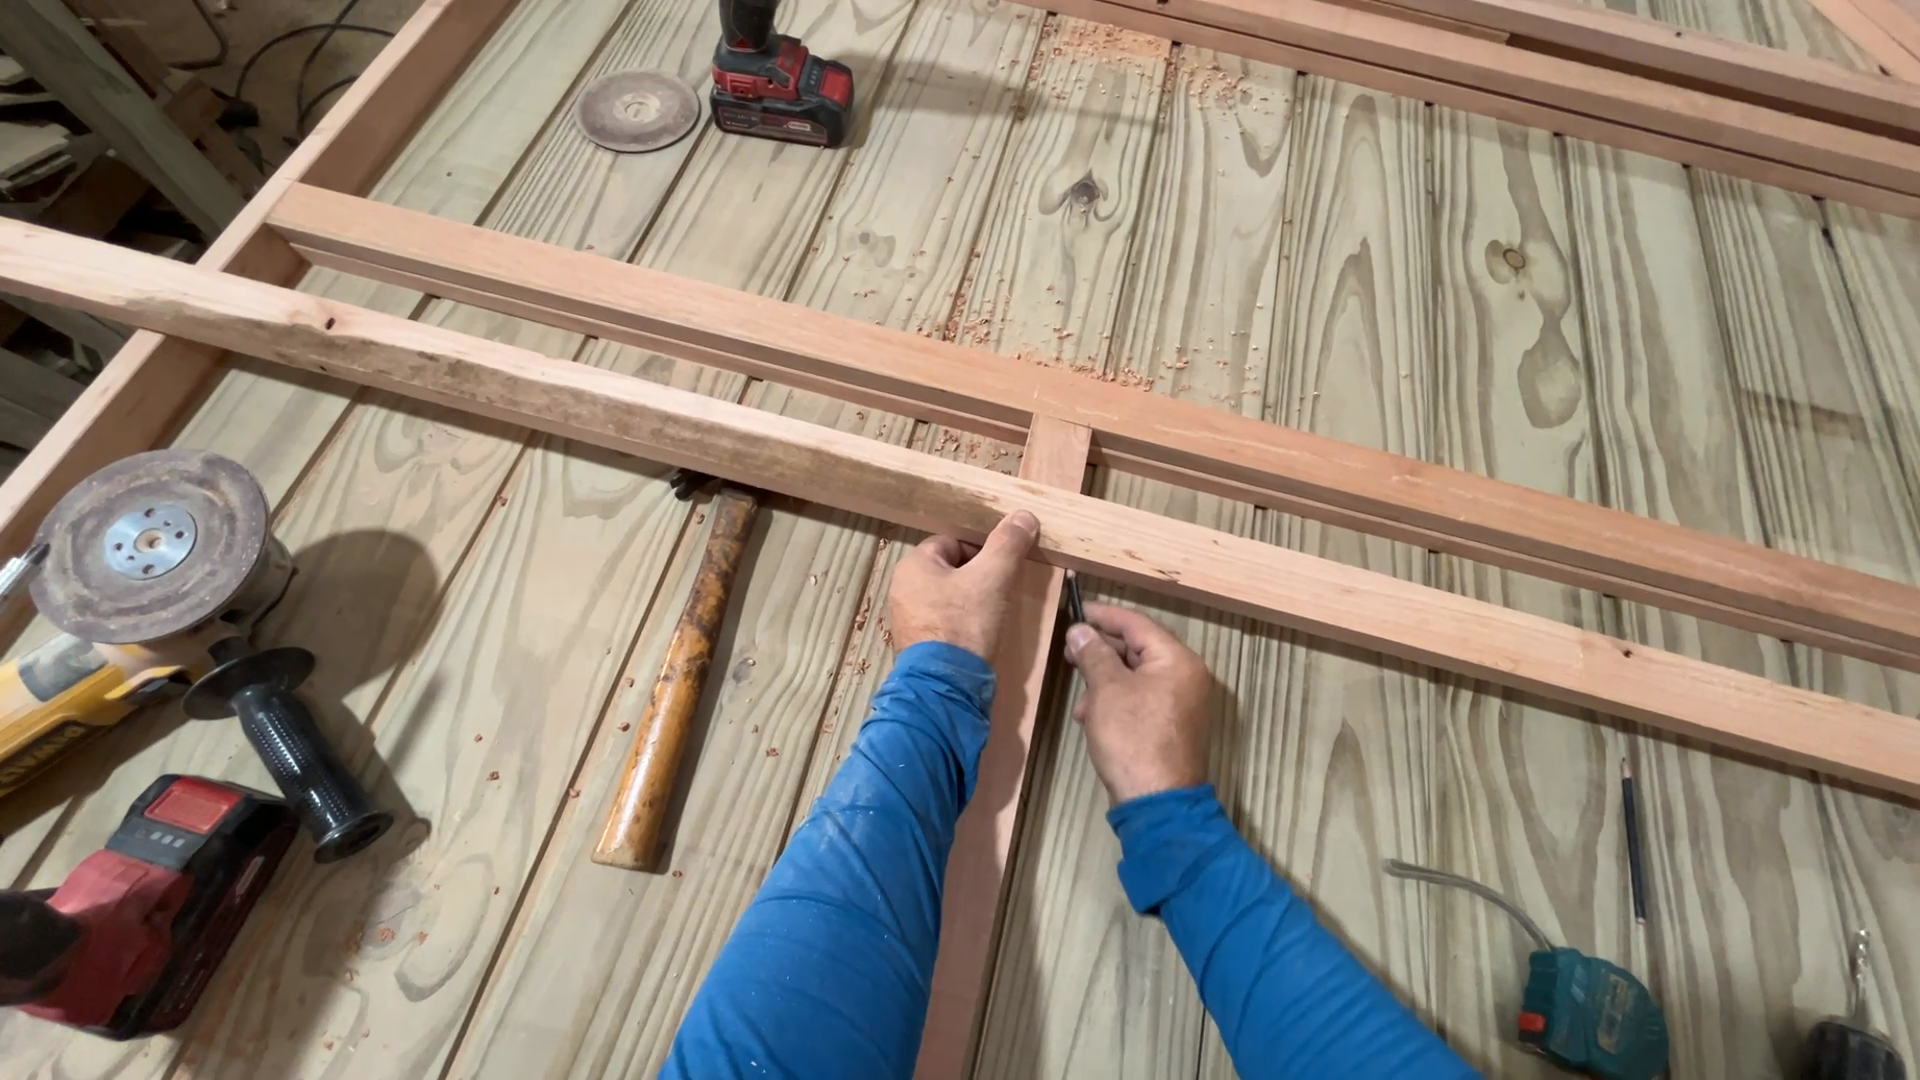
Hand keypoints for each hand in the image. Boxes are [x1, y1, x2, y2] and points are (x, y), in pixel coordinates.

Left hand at [886, 510, 1039, 658]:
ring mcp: (906, 619)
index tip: (1001, 568)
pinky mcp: (916, 645)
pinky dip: (960, 624)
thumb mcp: (992, 578)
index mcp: (913, 565)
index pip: (952, 542)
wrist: (946, 686)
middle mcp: (902, 588)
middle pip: (950, 569)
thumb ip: (1007, 544)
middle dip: (977, 577)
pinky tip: (977, 635)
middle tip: (1001, 591)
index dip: (981, 551)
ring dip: (970, 601)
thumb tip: (1024, 514)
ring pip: (947, 597)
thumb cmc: (965, 624)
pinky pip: (942, 622)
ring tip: (992, 614)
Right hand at [1065, 602, 1211, 803]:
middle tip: (1069, 651)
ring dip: (1104, 680)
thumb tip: (1080, 630)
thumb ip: (1094, 653)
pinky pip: (1141, 698)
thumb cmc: (1133, 737)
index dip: (1103, 616)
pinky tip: (1092, 717)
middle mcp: (1185, 676)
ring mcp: (1181, 702)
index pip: (1136, 624)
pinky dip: (1115, 700)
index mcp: (1177, 660)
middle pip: (1138, 649)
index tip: (1076, 612)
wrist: (1157, 802)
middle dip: (1100, 651)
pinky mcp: (1171, 725)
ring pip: (1136, 676)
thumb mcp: (1106, 690)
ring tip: (1080, 698)